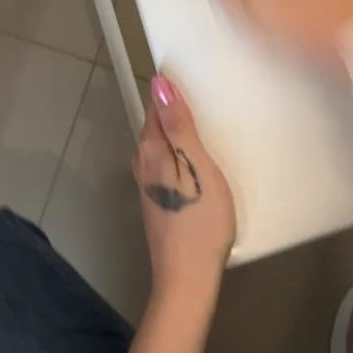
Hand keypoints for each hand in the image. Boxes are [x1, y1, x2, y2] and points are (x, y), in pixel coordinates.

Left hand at [134, 74, 234, 301]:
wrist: (188, 279)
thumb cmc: (199, 221)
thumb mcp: (197, 167)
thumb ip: (178, 126)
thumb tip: (158, 82)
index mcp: (151, 150)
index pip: (156, 104)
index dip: (172, 88)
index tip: (193, 73)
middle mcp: (142, 162)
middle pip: (157, 124)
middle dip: (177, 107)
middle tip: (208, 93)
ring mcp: (147, 184)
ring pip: (162, 145)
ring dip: (180, 131)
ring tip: (209, 121)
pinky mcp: (157, 200)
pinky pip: (167, 162)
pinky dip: (181, 153)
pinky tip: (199, 158)